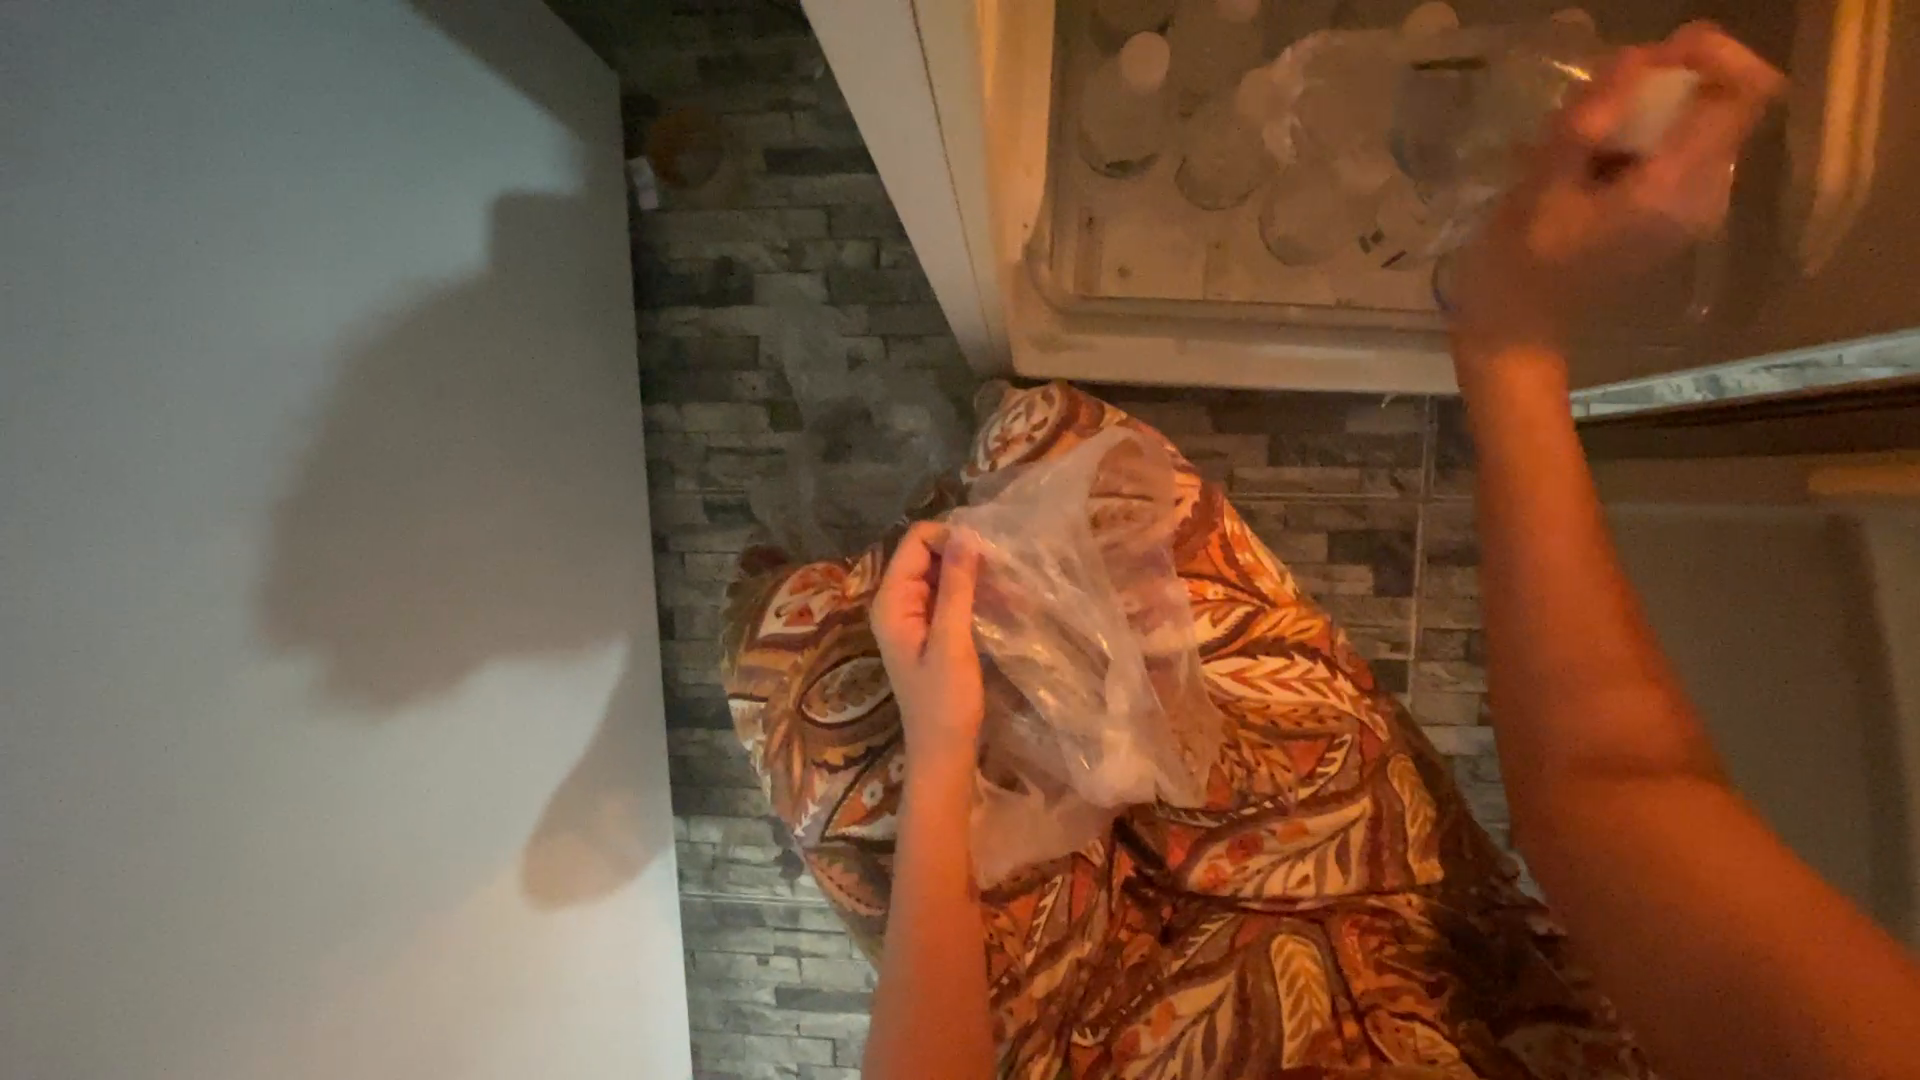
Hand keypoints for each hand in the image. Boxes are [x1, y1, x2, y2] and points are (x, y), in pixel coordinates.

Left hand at [873, 522, 984, 770]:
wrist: (942, 754)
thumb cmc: (945, 702)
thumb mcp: (952, 641)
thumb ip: (957, 586)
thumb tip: (967, 534)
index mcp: (892, 601)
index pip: (916, 542)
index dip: (951, 538)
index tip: (990, 553)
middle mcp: (897, 602)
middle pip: (930, 555)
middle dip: (967, 557)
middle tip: (1008, 572)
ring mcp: (913, 617)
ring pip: (944, 576)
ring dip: (976, 577)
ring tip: (1014, 590)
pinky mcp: (930, 631)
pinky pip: (950, 598)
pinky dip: (975, 596)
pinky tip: (1006, 605)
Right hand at [1450, 22, 1785, 356]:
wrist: (1512, 338)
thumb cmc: (1511, 274)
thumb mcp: (1534, 194)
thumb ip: (1585, 126)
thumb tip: (1634, 59)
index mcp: (1673, 191)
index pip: (1741, 90)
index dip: (1707, 57)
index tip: (1642, 62)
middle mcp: (1701, 197)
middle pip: (1716, 106)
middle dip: (1661, 90)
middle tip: (1588, 106)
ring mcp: (1690, 211)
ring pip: (1692, 130)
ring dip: (1642, 118)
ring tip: (1575, 142)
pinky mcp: (1671, 219)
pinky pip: (1674, 158)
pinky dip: (1636, 146)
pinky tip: (1584, 169)